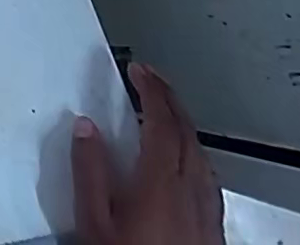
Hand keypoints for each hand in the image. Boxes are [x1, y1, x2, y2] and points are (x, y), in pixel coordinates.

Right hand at [70, 62, 222, 244]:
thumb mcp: (93, 222)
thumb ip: (88, 170)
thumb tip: (86, 127)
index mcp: (161, 184)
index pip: (161, 123)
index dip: (151, 90)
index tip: (139, 70)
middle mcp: (192, 195)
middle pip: (187, 135)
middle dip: (170, 99)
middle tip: (151, 78)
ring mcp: (207, 217)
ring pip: (203, 157)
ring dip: (185, 125)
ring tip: (167, 110)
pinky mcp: (214, 236)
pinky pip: (209, 179)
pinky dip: (195, 153)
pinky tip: (187, 160)